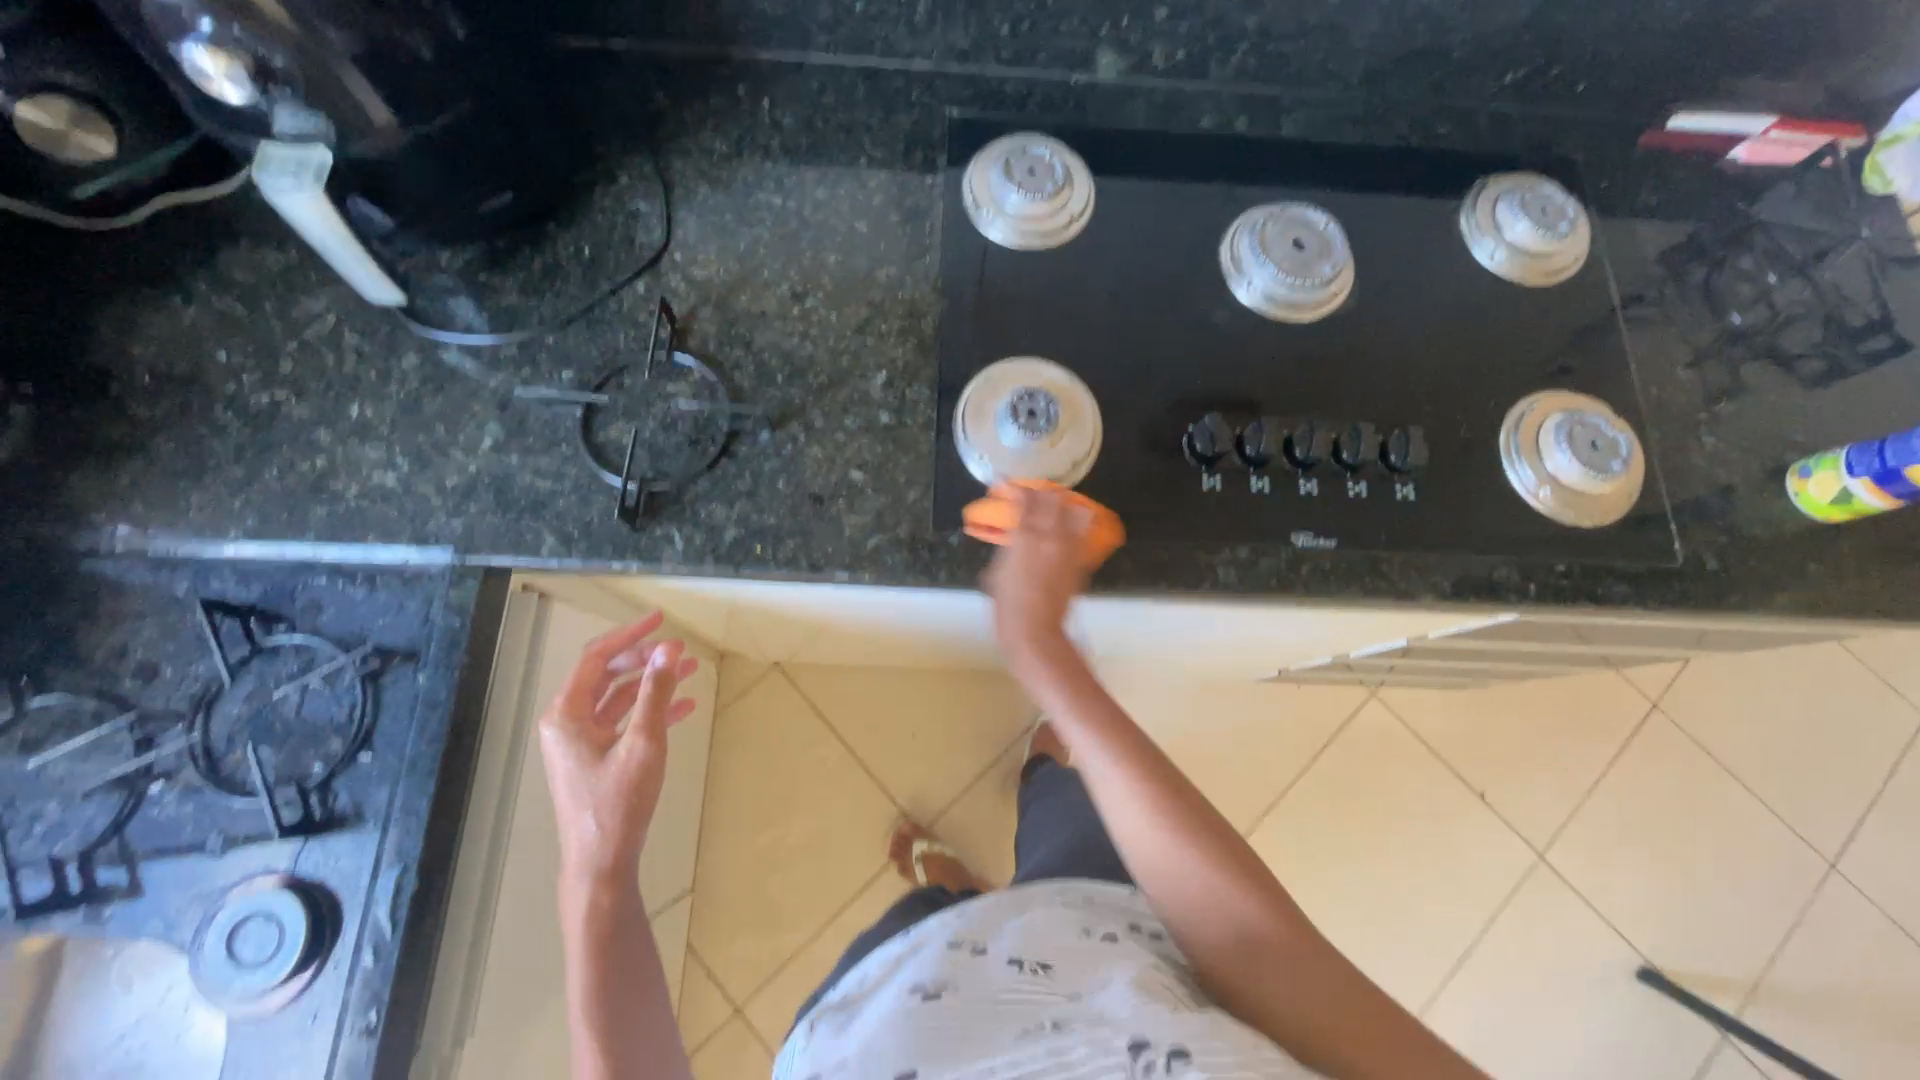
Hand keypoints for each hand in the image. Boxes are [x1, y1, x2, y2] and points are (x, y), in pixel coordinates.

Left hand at [538, 614, 699, 892]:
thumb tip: (668, 650)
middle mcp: (567, 722)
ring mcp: (579, 741)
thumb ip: (655, 693)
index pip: (597, 658)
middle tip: (679, 652)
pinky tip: (684, 707)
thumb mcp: (644, 743)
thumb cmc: (618, 803)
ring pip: (616, 697)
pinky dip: (649, 711)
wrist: (601, 862)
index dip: (630, 635)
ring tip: (689, 672)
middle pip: (605, 674)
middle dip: (644, 660)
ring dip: (650, 684)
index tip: (662, 621)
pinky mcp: (594, 758)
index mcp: (566, 713)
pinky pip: (621, 722)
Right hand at [982, 485, 1090, 667]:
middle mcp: (1051, 536)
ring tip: (1055, 509)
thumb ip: (1009, 546)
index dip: (1015, 487)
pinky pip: (1082, 534)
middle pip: (1053, 499)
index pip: (1025, 499)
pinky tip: (1066, 531)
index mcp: (1026, 537)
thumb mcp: (997, 570)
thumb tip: (1014, 536)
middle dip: (1041, 491)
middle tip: (1032, 494)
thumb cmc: (1007, 604)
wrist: (1035, 630)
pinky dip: (1075, 526)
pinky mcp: (1081, 561)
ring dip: (1064, 506)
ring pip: (1076, 512)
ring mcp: (1070, 548)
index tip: (1005, 483)